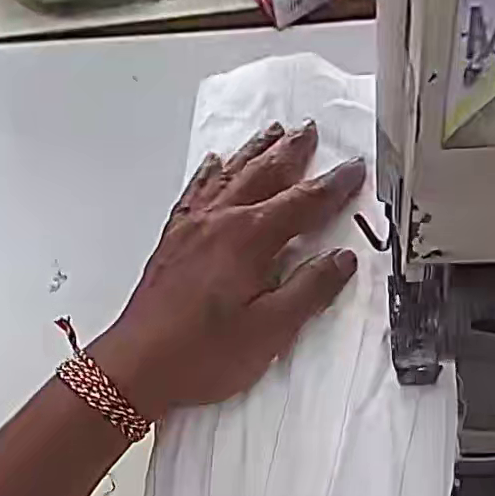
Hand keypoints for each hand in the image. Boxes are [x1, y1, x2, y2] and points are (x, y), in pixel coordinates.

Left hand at [90, 120, 365, 419]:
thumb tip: (342, 259)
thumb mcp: (271, 330)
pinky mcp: (173, 241)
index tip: (354, 170)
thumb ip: (310, 290)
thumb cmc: (205, 353)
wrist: (139, 365)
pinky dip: (211, 173)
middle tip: (311, 130)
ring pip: (230, 175)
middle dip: (292, 152)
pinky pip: (195, 192)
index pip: (304, 203)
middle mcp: (219, 221)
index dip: (334, 186)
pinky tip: (215, 164)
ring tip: (273, 132)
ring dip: (255, 152)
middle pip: (264, 175)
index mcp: (249, 239)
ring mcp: (192, 227)